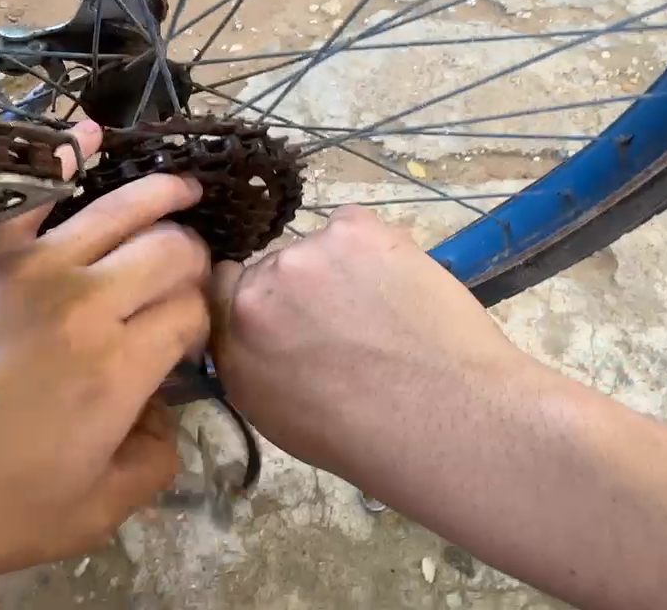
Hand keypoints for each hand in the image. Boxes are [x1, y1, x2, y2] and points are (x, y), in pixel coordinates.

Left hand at [0, 122, 211, 609]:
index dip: (199, 318)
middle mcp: (85, 303)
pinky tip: (90, 134)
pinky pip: (29, 186)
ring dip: (163, 193)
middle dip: (193, 253)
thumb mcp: (85, 516)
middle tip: (189, 264)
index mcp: (116, 371)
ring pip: (120, 207)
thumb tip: (168, 412)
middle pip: (170, 250)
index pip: (190, 312)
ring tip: (183, 187)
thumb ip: (152, 463)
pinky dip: (65, 152)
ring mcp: (28, 264)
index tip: (186, 332)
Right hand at [208, 205, 535, 482]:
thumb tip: (251, 327)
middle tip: (343, 321)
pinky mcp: (353, 229)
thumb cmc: (364, 438)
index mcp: (231, 337)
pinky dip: (372, 250)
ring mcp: (306, 253)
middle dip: (298, 287)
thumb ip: (246, 357)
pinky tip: (398, 286)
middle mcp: (257, 289)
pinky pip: (352, 228)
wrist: (446, 423)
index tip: (283, 313)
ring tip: (382, 311)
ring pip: (316, 248)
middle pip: (272, 266)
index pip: (221, 286)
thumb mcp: (272, 414)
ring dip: (338, 270)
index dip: (252, 297)